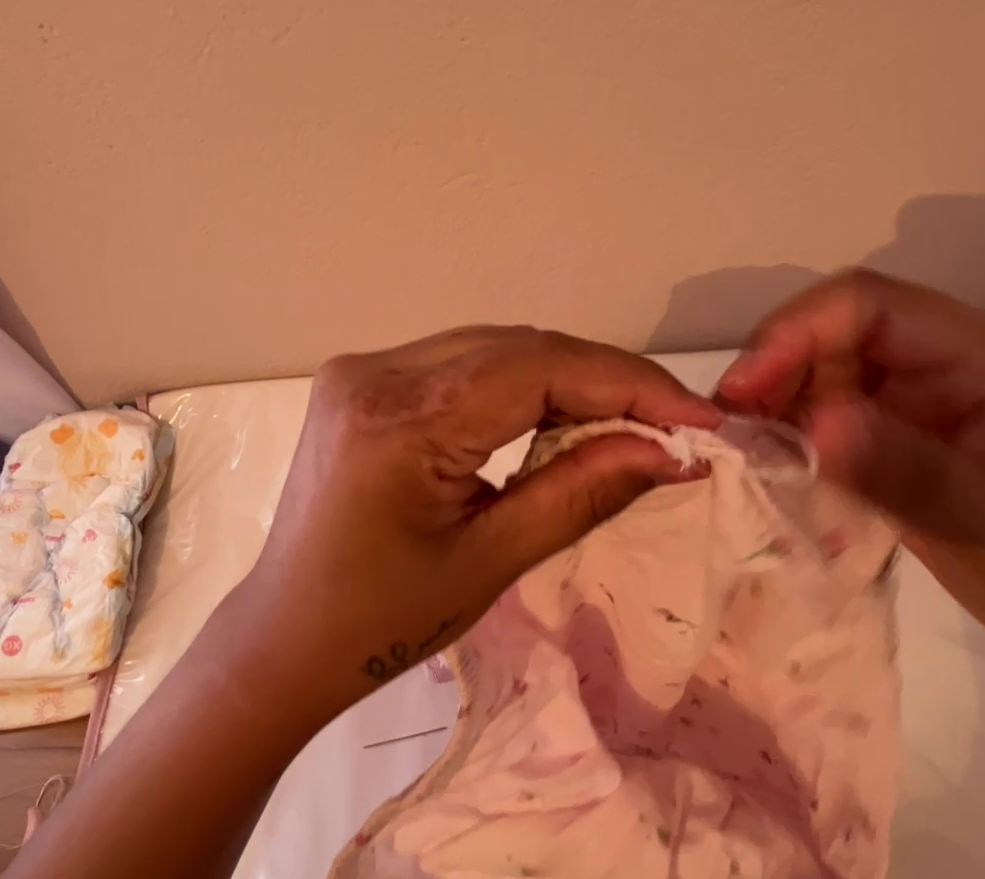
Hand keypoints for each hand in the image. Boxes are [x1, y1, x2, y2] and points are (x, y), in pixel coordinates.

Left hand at [229, 326, 719, 716]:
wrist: (285, 636)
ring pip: (491, 347)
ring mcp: (361, 368)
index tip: (700, 417)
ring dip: (562, 378)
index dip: (628, 383)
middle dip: (602, 380)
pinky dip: (516, 383)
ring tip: (624, 422)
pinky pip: (458, 362)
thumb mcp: (491, 561)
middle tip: (670, 424)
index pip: (538, 369)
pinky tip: (552, 415)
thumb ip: (582, 491)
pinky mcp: (360, 378)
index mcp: (402, 420)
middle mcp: (376, 371)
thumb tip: (670, 450)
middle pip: (517, 348)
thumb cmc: (383, 621)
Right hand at [717, 269, 984, 681]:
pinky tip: (780, 476)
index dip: (793, 333)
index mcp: (983, 355)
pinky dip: (799, 442)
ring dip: (781, 409)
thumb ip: (906, 470)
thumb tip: (812, 420)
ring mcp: (926, 408)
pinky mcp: (909, 447)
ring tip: (749, 460)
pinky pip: (837, 423)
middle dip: (775, 372)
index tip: (740, 394)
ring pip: (827, 378)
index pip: (867, 305)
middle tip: (731, 437)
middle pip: (835, 335)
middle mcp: (946, 366)